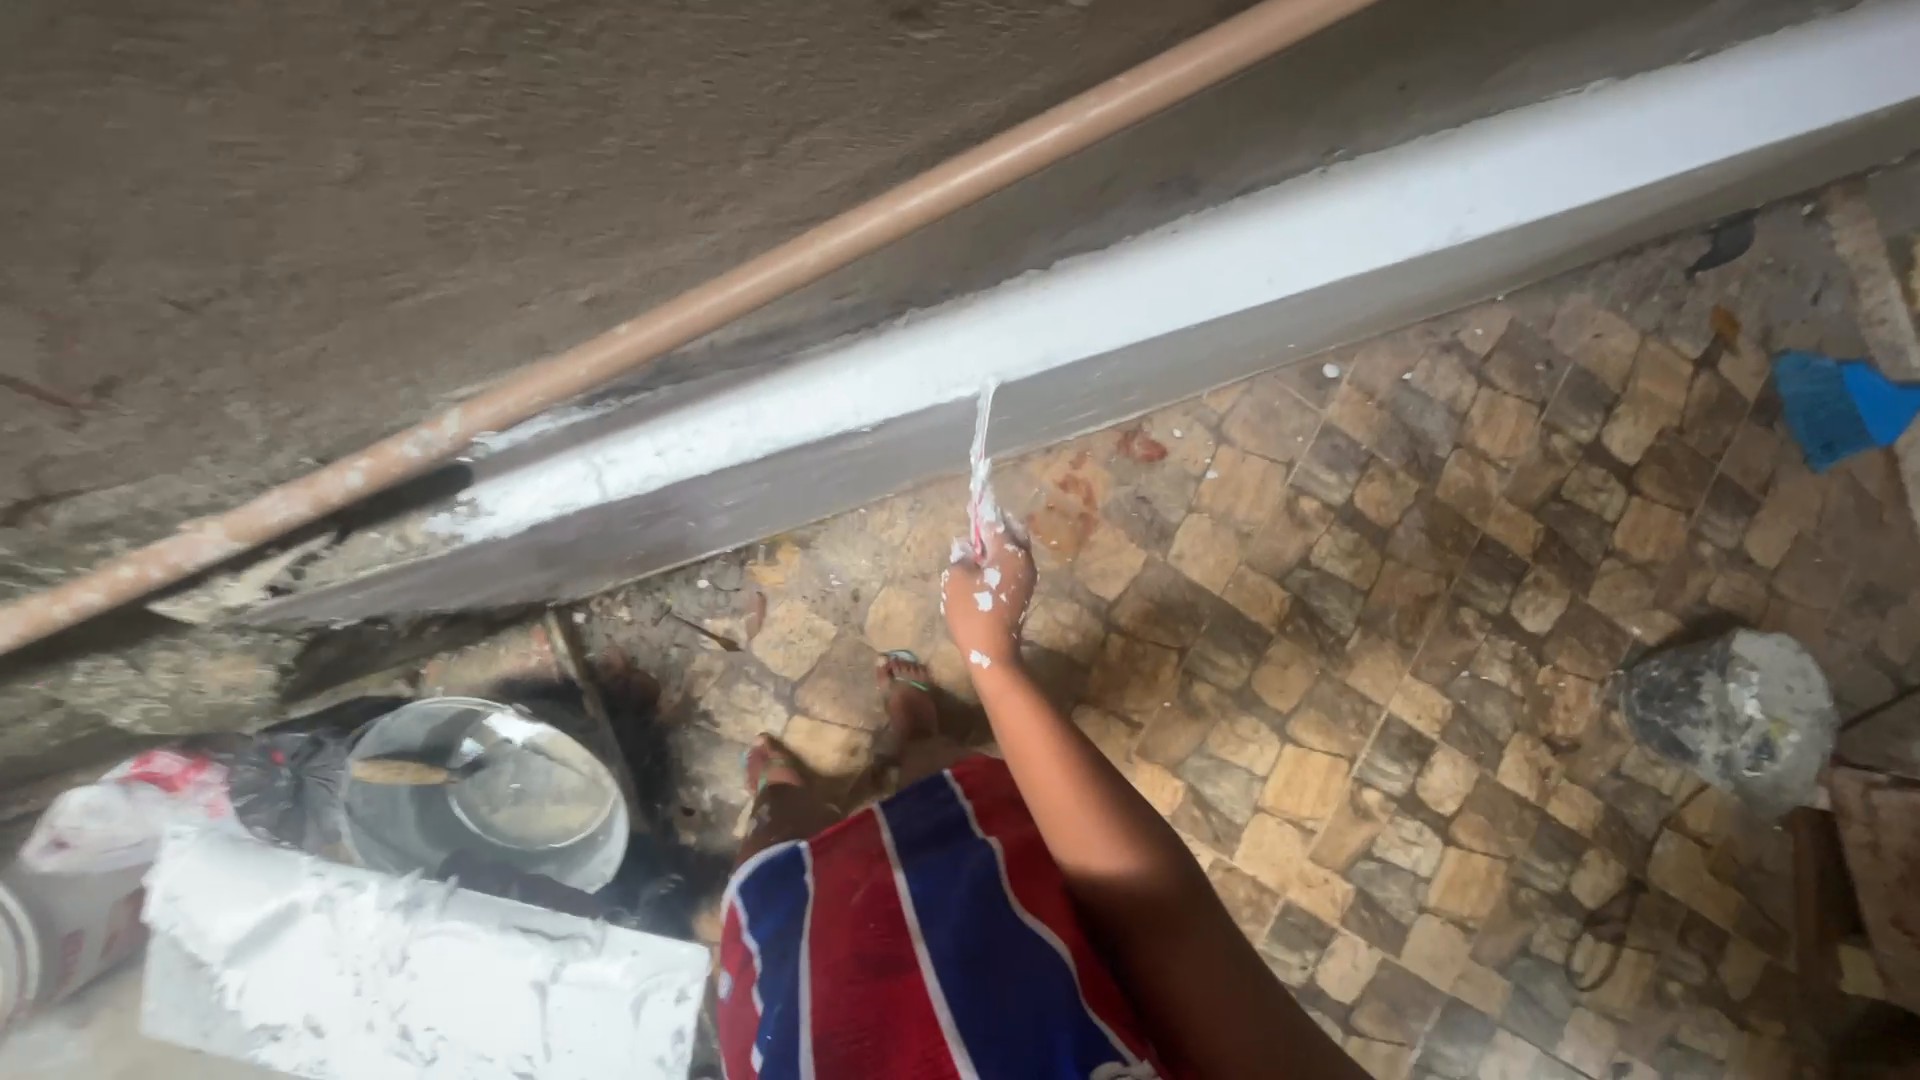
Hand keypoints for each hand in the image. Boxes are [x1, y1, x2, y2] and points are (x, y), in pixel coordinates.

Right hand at [942, 524, 1034, 668]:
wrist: (993, 651)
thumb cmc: (972, 613)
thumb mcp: (955, 579)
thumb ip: (961, 555)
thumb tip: (965, 545)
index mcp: (1010, 552)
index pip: (995, 522)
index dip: (982, 511)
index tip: (975, 498)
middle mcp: (1024, 560)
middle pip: (1013, 532)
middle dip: (996, 524)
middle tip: (977, 521)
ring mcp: (1027, 577)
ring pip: (1015, 549)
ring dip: (998, 542)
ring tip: (977, 542)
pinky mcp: (1023, 591)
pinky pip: (1013, 564)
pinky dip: (1000, 557)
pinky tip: (984, 563)